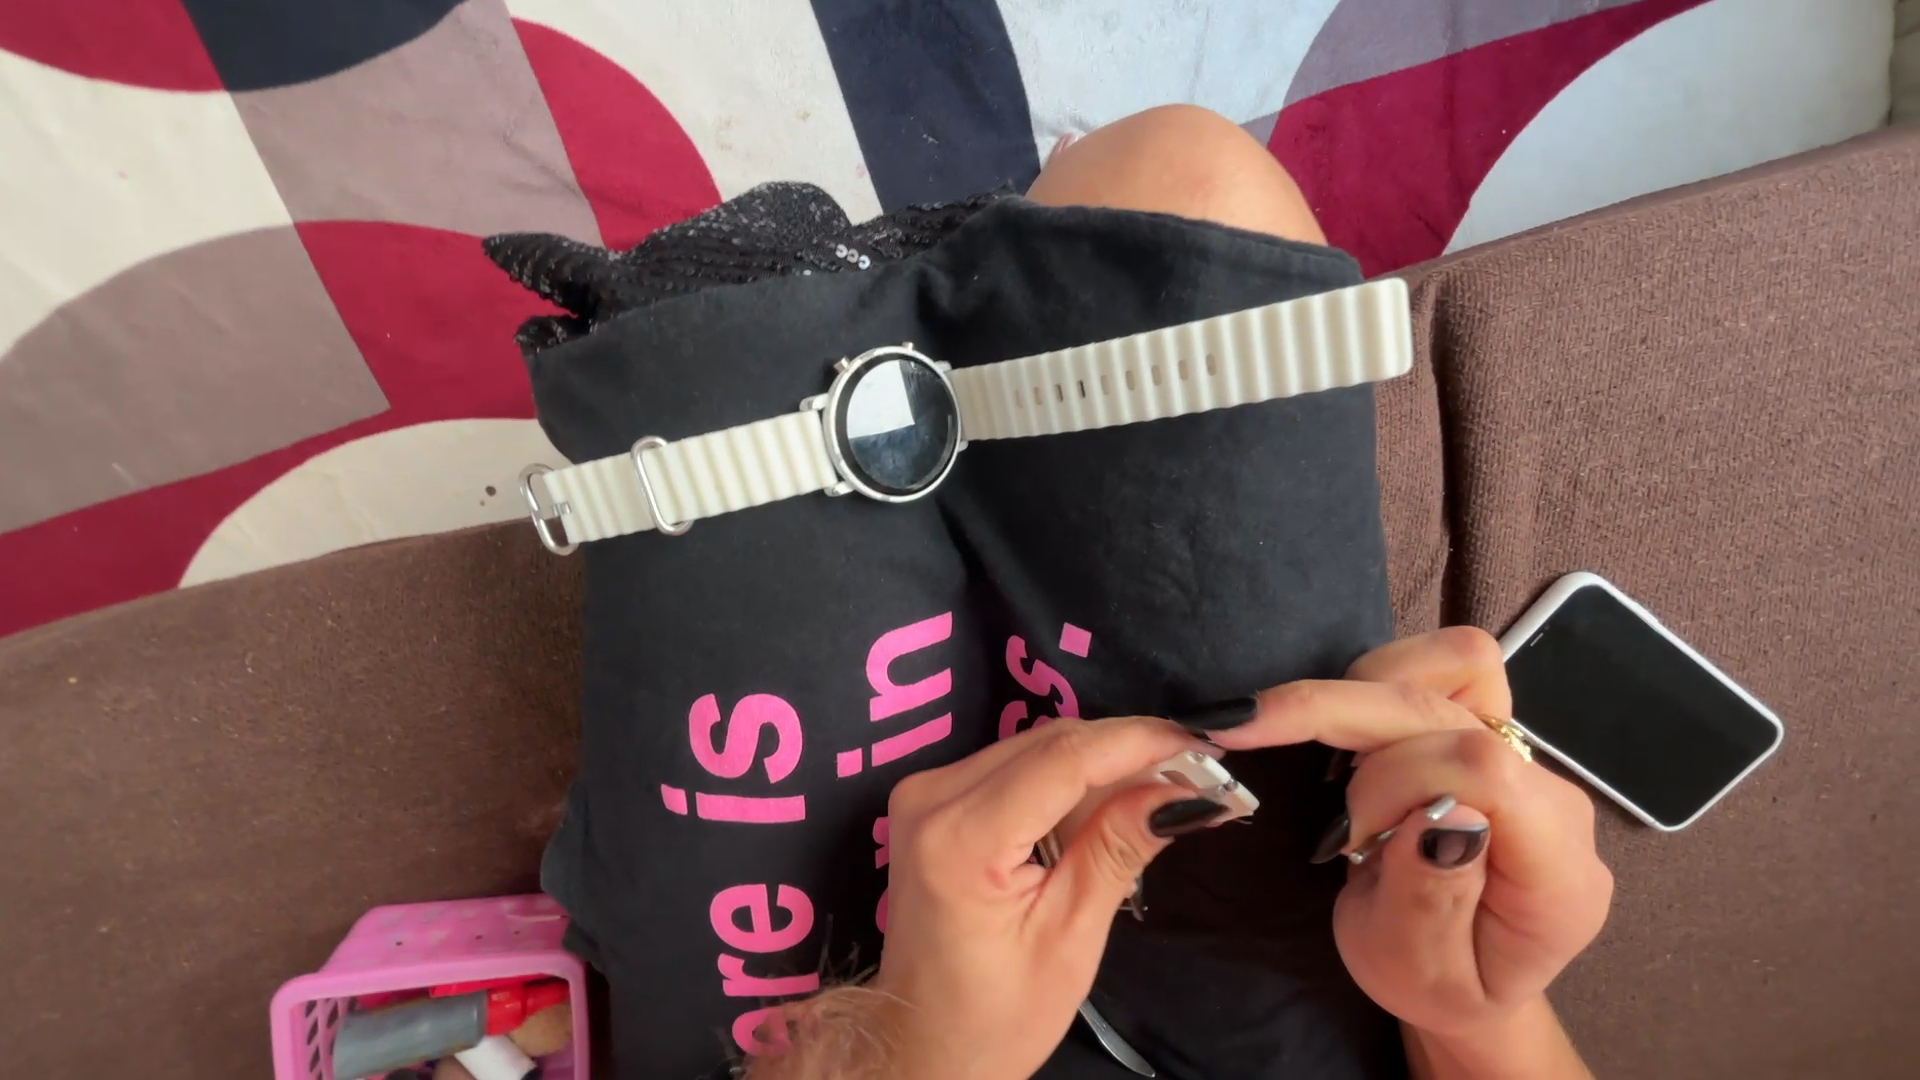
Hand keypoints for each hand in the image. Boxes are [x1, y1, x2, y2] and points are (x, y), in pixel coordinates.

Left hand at [868, 716, 1219, 1079]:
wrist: (923, 1038)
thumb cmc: (998, 1012)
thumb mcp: (1070, 938)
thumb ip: (1118, 848)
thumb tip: (1183, 790)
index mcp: (961, 838)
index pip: (1061, 759)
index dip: (1135, 742)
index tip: (1198, 744)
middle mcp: (934, 793)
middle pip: (1047, 743)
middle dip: (1125, 748)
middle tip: (1194, 766)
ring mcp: (927, 787)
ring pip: (1033, 745)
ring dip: (1100, 758)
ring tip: (1163, 781)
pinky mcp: (933, 792)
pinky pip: (1013, 762)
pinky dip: (1065, 772)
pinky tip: (1108, 794)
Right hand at [1209, 629, 1612, 1064]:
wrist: (1462, 966)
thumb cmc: (1438, 980)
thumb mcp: (1418, 973)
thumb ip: (1431, 901)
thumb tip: (1438, 811)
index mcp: (1554, 868)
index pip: (1483, 768)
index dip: (1393, 780)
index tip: (1340, 834)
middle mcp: (1548, 793)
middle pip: (1441, 702)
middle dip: (1332, 711)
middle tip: (1243, 729)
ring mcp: (1519, 750)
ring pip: (1443, 663)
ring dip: (1356, 694)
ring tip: (1328, 764)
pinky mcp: (1482, 723)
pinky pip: (1438, 663)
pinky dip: (1375, 679)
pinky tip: (1347, 731)